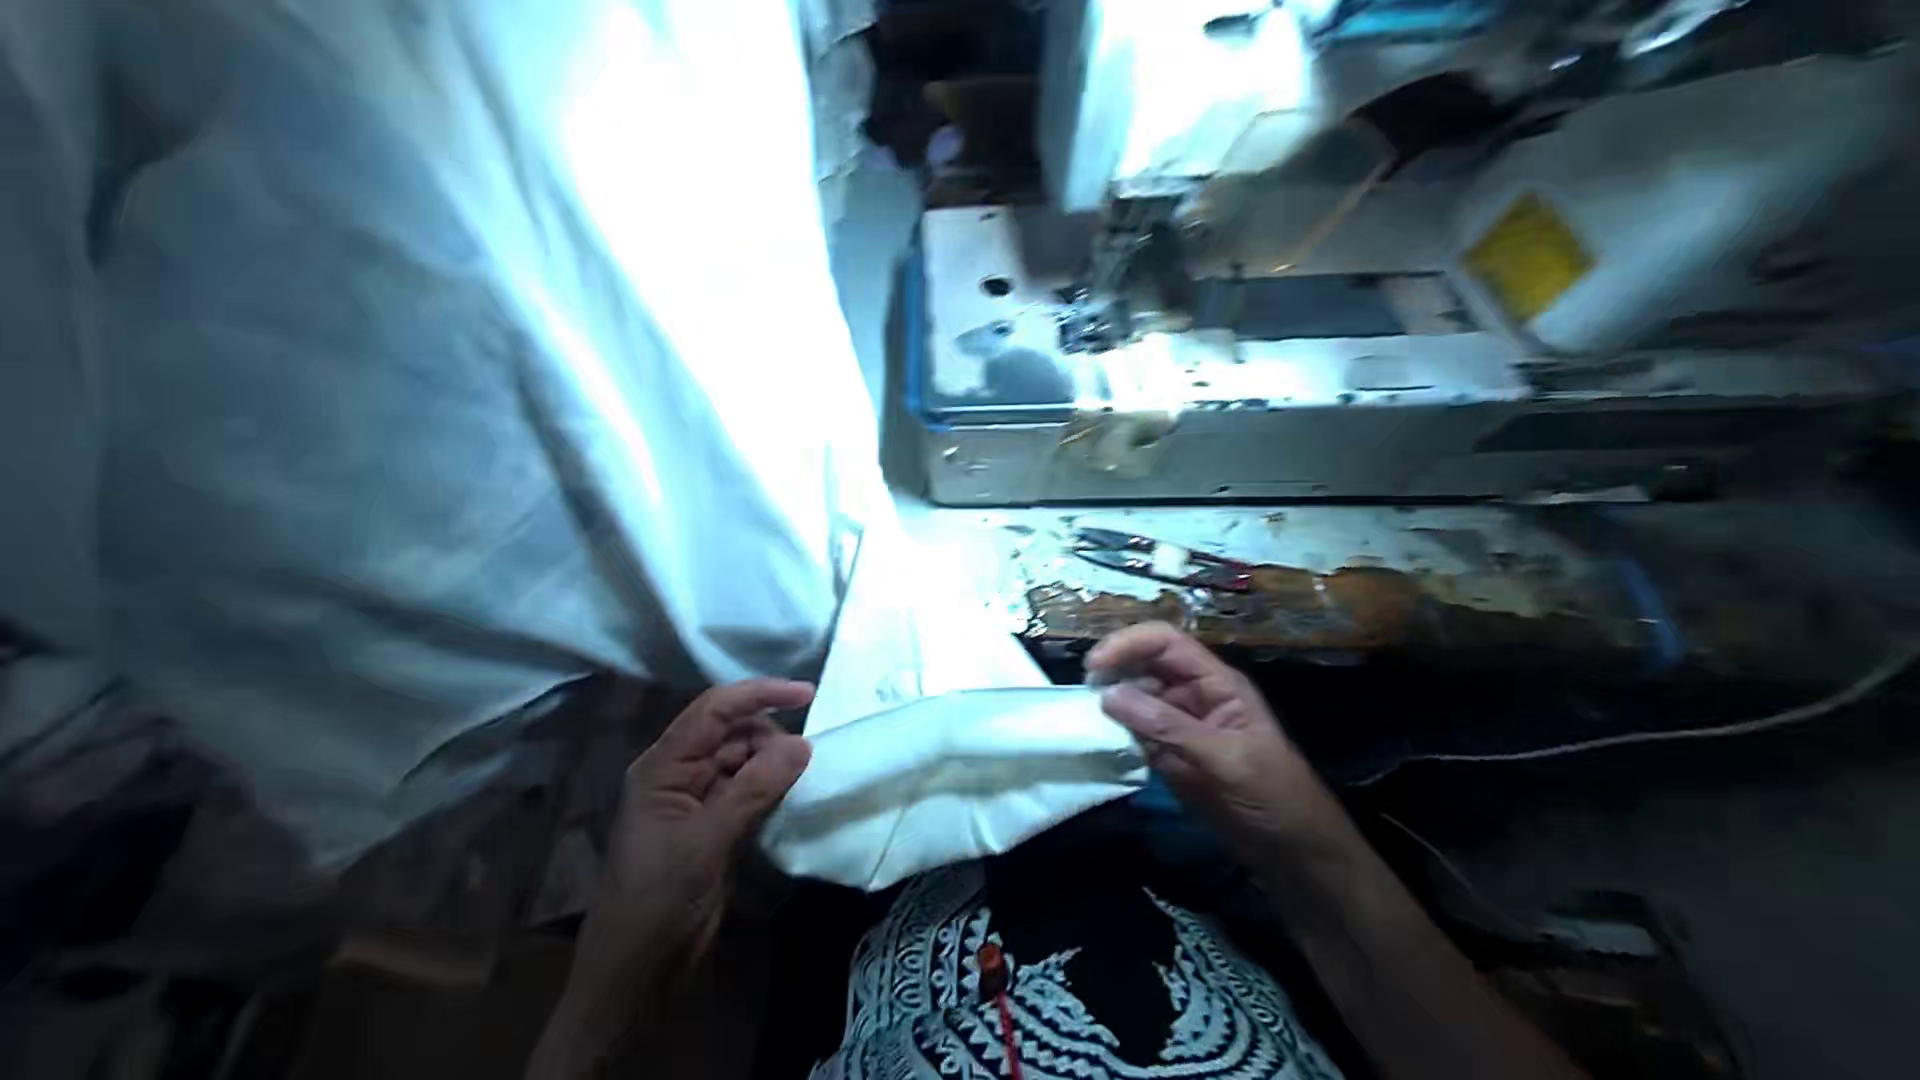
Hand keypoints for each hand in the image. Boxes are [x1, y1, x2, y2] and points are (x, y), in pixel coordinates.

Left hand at [555, 679, 813, 1040]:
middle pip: (731, 731)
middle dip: (771, 733)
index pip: (714, 711)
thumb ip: (754, 789)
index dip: (759, 695)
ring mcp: (696, 799)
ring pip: (743, 759)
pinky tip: (792, 793)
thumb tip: (803, 744)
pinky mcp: (713, 824)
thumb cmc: (656, 902)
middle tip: (807, 756)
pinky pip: (748, 788)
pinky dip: (772, 785)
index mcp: (662, 767)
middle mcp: (678, 774)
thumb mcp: (706, 842)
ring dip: (774, 760)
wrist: (634, 975)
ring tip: (803, 775)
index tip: (807, 694)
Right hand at [1088, 623, 1339, 859]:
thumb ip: (1168, 726)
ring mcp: (1180, 723)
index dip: (1128, 644)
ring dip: (1111, 700)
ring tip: (1088, 716)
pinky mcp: (1169, 752)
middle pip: (1146, 663)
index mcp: (1216, 683)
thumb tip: (1110, 696)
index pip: (1166, 643)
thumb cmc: (1274, 796)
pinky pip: (1135, 730)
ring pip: (1136, 696)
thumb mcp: (1225, 758)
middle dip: (1114, 668)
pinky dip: (1116, 731)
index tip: (1095, 665)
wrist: (1293, 852)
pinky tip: (1102, 739)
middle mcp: (1194, 694)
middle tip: (1084, 691)